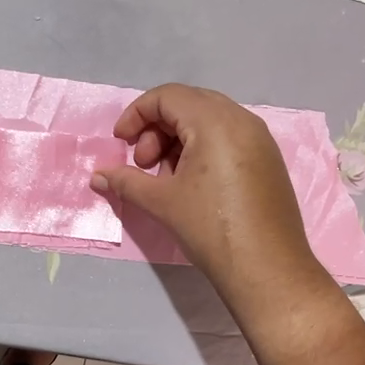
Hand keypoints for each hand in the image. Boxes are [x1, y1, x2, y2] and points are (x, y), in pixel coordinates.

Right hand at [91, 84, 329, 318]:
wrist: (266, 267)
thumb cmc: (210, 228)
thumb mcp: (161, 202)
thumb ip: (126, 181)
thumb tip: (97, 176)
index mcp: (215, 121)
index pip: (167, 96)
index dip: (136, 114)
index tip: (121, 143)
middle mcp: (242, 120)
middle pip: (189, 103)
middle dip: (156, 128)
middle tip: (143, 164)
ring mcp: (260, 139)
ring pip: (209, 120)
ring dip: (177, 140)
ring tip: (165, 178)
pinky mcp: (267, 159)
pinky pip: (228, 137)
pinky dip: (201, 148)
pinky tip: (191, 184)